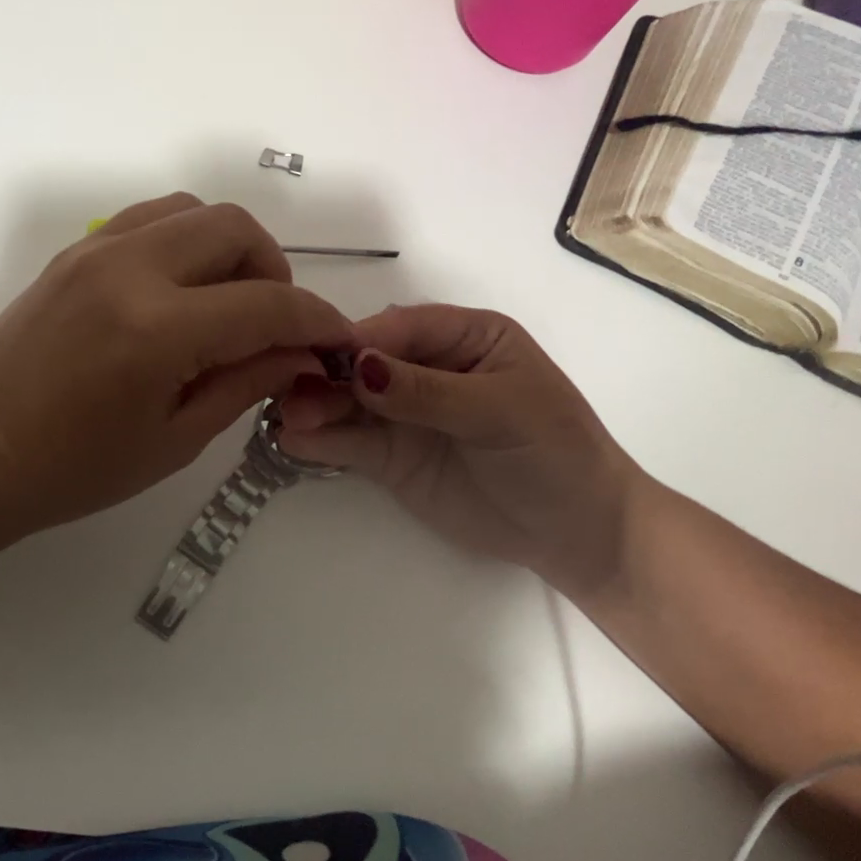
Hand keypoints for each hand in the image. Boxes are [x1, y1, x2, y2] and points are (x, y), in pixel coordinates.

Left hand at [0, 193, 352, 537]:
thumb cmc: (76, 471)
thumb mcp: (175, 439)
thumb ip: (246, 383)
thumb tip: (304, 353)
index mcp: (157, 329)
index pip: (267, 304)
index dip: (316, 321)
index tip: (336, 342)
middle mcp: (127, 269)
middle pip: (234, 229)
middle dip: (276, 272)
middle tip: (277, 324)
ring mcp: (93, 251)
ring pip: (192, 210)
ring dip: (229, 248)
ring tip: (230, 303)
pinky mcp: (71, 253)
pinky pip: (148, 220)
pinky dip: (183, 240)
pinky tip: (182, 291)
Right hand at [279, 305, 643, 599]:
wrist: (574, 532)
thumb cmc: (554, 453)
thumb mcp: (500, 412)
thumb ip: (428, 391)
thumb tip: (362, 368)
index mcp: (464, 337)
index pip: (400, 328)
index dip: (361, 340)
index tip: (323, 356)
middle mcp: (426, 368)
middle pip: (364, 363)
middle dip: (328, 375)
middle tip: (292, 393)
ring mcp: (404, 415)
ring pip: (348, 402)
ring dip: (316, 407)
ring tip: (287, 420)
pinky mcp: (390, 458)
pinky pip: (349, 443)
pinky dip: (320, 441)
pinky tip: (292, 441)